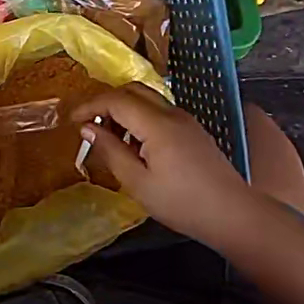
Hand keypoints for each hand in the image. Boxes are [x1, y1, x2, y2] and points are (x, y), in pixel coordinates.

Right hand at [72, 83, 257, 246]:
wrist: (231, 213)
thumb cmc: (181, 203)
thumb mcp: (137, 182)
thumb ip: (110, 151)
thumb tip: (87, 129)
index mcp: (157, 124)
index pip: (116, 100)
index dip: (90, 106)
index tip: (72, 121)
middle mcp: (172, 114)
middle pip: (133, 90)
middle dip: (107, 102)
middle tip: (90, 126)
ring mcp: (186, 120)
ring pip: (148, 99)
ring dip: (124, 110)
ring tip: (111, 140)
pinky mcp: (193, 131)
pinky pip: (160, 112)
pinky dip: (140, 119)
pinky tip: (136, 147)